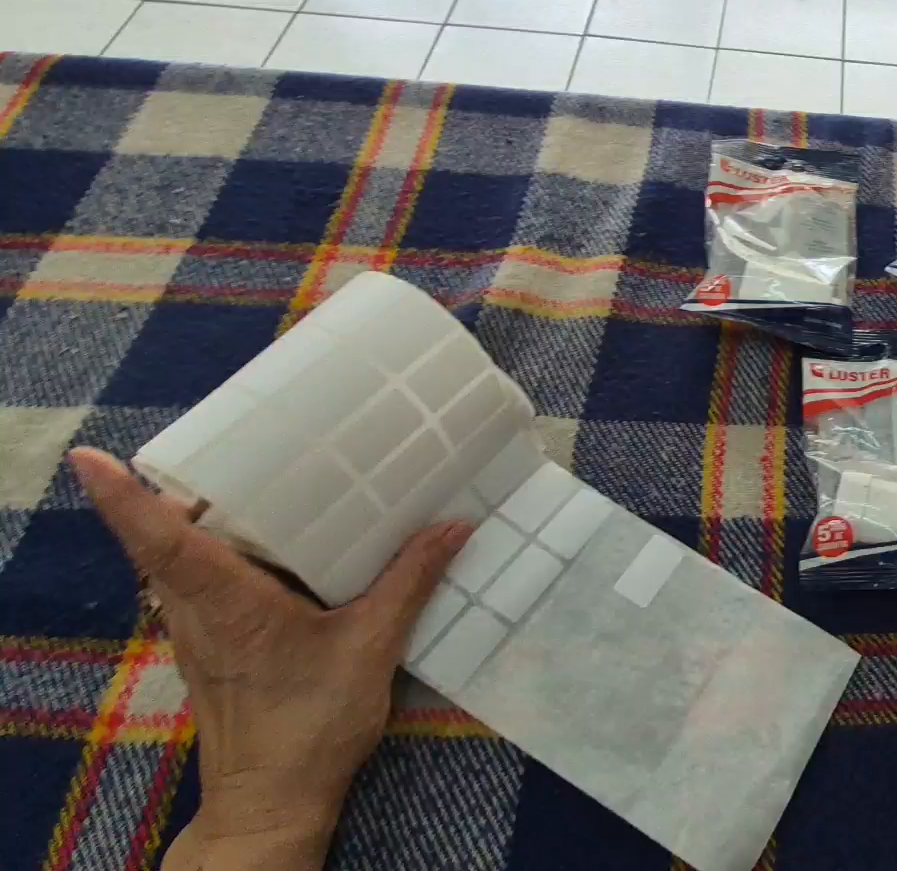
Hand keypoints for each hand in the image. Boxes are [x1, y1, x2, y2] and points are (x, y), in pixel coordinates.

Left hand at [69, 447, 471, 870]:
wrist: (276, 798)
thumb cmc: (313, 719)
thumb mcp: (373, 644)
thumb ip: (410, 580)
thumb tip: (455, 524)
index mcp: (229, 606)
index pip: (165, 544)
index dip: (125, 501)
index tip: (92, 459)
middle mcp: (200, 614)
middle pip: (162, 547)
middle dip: (166, 496)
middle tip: (216, 447)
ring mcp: (203, 634)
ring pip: (178, 567)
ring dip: (191, 525)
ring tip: (248, 484)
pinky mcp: (220, 648)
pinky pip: (203, 587)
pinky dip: (219, 553)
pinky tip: (273, 548)